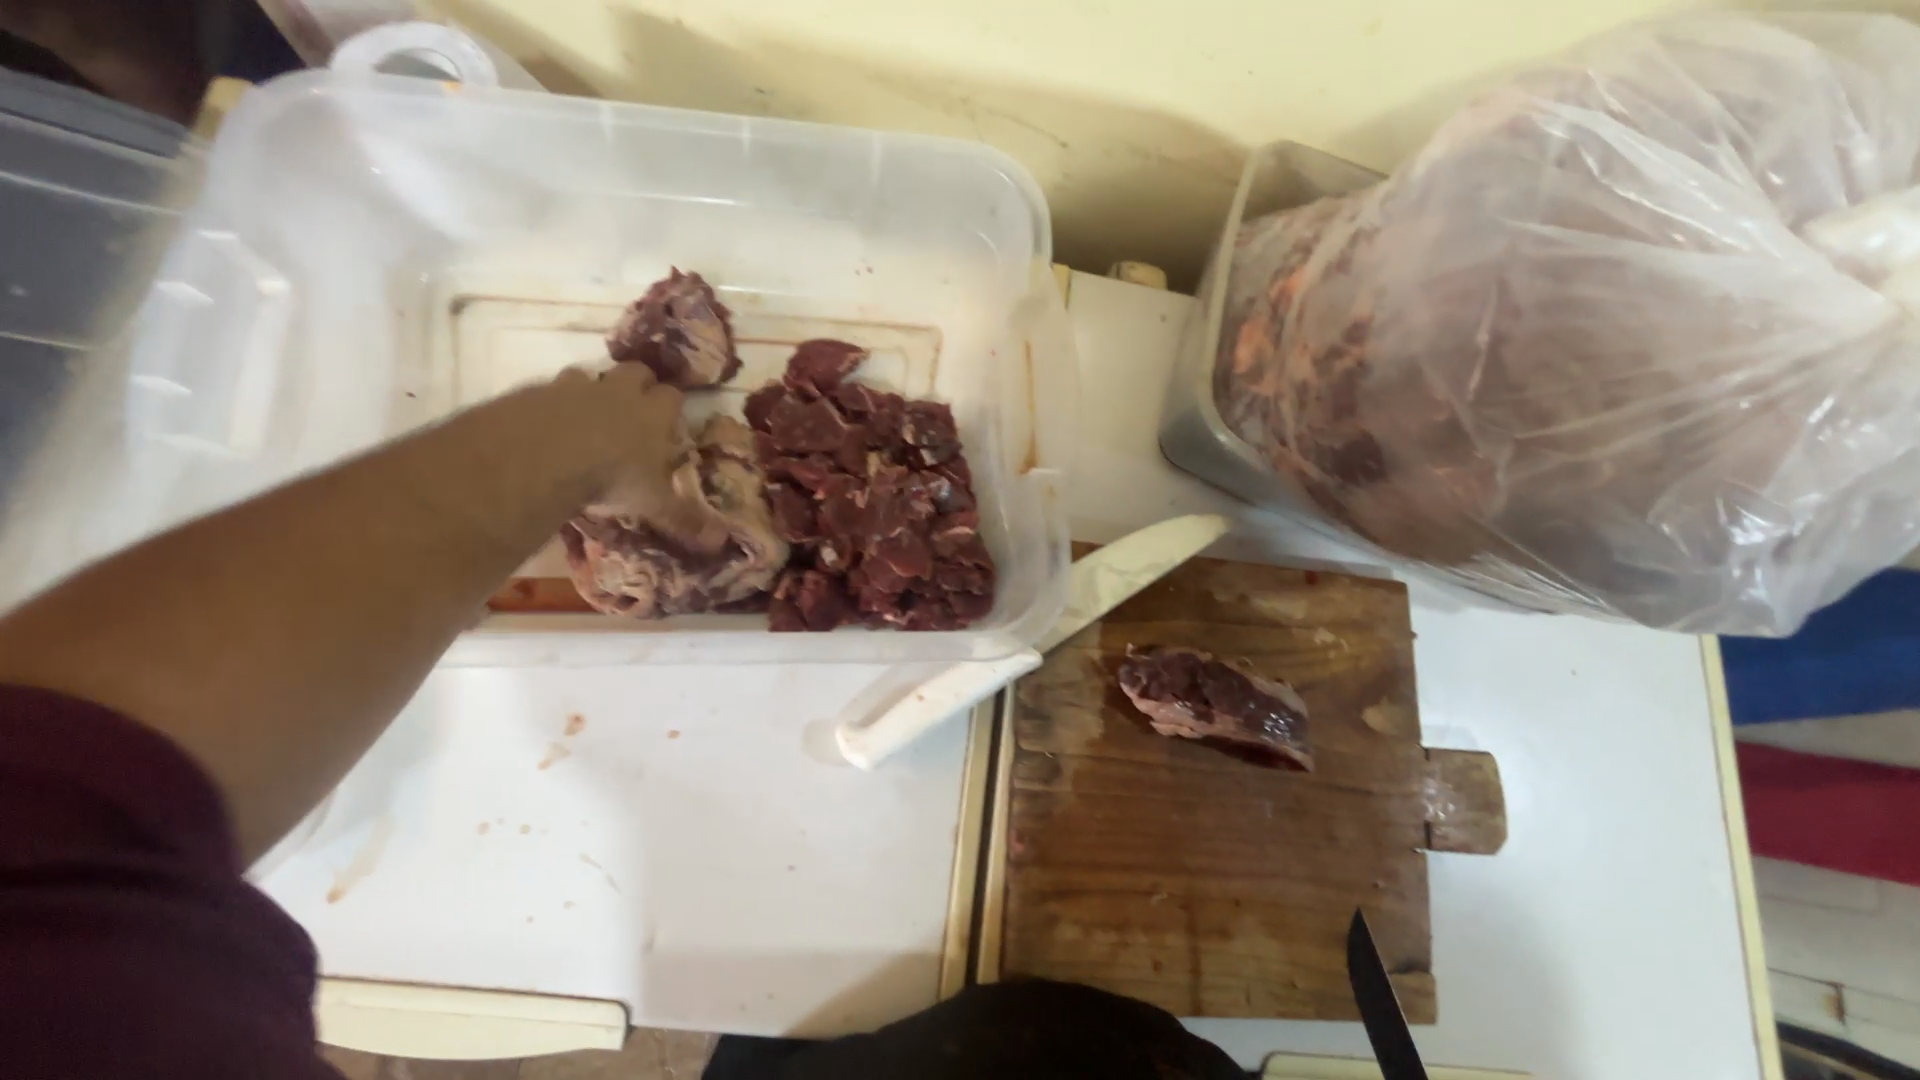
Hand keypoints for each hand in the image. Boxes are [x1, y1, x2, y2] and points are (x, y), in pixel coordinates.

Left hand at [554, 363, 731, 553]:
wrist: (545, 456)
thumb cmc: (613, 477)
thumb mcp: (653, 504)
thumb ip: (684, 519)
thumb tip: (720, 541)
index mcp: (653, 414)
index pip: (673, 396)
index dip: (673, 405)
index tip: (670, 420)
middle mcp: (619, 392)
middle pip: (637, 372)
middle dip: (638, 384)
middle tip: (634, 408)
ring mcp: (577, 388)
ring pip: (590, 375)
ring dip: (592, 390)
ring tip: (587, 416)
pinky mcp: (540, 391)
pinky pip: (549, 389)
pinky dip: (552, 403)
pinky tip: (547, 424)